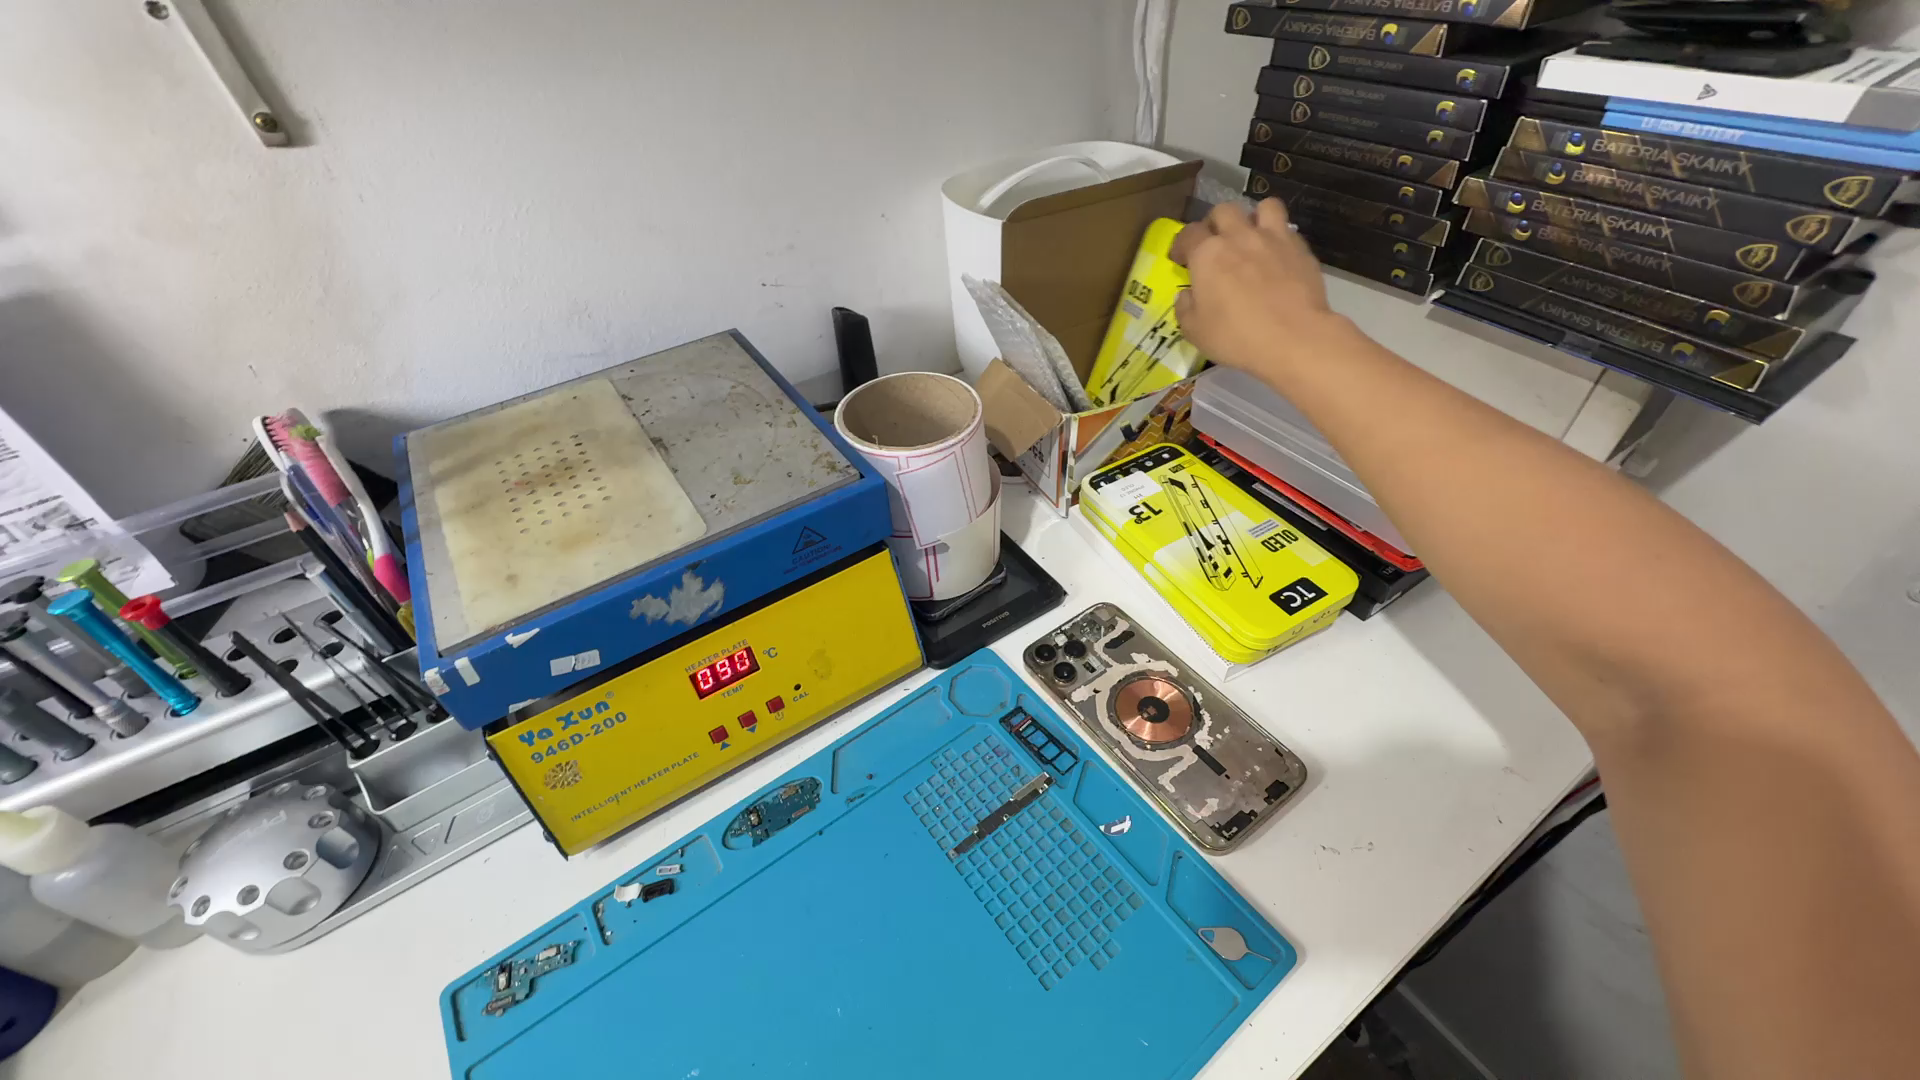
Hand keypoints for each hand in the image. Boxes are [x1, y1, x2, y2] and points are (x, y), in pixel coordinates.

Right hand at [1170, 199, 1348, 376]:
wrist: (1293, 337)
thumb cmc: (1236, 337)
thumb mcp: (1194, 331)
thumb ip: (1185, 308)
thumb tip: (1186, 295)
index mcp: (1207, 254)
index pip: (1188, 233)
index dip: (1181, 244)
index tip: (1181, 259)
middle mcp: (1239, 237)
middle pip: (1223, 210)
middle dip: (1215, 224)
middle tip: (1215, 244)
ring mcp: (1273, 238)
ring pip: (1264, 206)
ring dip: (1254, 217)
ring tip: (1252, 237)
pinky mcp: (1300, 248)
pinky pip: (1287, 229)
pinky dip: (1278, 237)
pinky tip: (1276, 257)